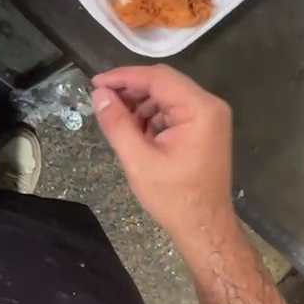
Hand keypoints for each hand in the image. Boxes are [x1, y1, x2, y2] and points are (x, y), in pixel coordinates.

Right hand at [92, 65, 238, 257]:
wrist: (203, 226)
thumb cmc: (173, 197)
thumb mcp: (138, 160)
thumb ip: (117, 123)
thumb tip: (99, 94)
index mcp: (199, 109)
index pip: (157, 78)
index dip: (123, 77)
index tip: (94, 83)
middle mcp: (209, 106)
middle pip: (163, 83)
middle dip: (130, 90)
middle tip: (101, 100)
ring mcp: (209, 117)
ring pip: (166, 95)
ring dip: (139, 103)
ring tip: (116, 120)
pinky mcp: (203, 128)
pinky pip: (173, 110)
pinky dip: (151, 115)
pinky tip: (134, 130)